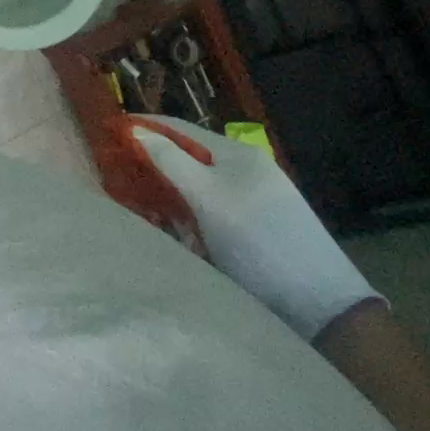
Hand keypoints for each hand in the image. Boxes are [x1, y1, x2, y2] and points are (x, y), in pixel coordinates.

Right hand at [132, 115, 382, 339]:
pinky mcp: (258, 225)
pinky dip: (188, 213)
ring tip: (140, 202)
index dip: (144, 126)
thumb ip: (170, 161)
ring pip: (198, 184)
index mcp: (239, 155)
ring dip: (169, 191)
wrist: (320, 304)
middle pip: (189, 156)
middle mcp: (248, 170)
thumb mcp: (207, 198)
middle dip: (154, 162)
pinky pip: (211, 208)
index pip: (180, 127)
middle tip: (119, 172)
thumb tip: (136, 131)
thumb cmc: (258, 241)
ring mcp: (256, 198)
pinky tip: (176, 228)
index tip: (109, 131)